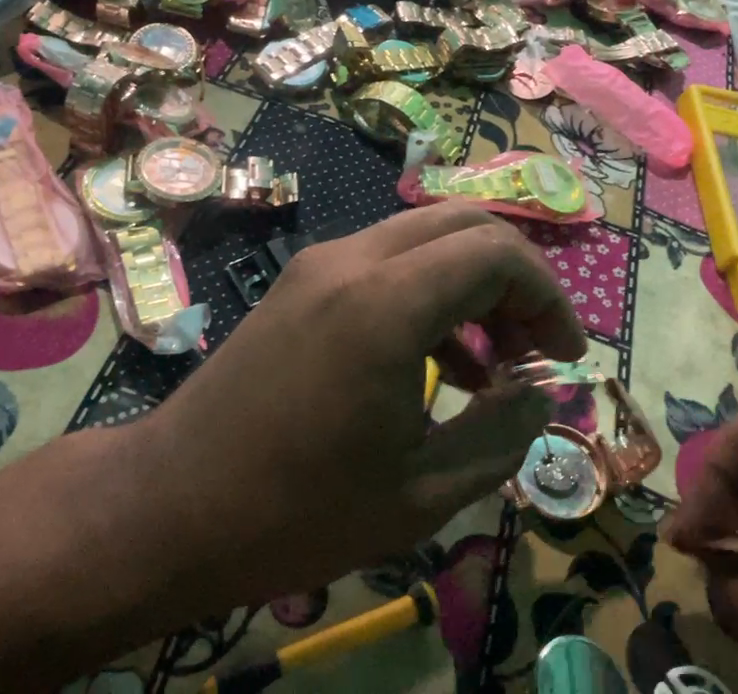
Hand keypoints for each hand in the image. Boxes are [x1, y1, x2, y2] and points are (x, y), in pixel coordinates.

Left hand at [142, 204, 585, 602]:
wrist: (172, 505)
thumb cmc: (298, 511)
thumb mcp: (423, 492)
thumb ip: (501, 435)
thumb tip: (540, 395)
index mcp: (386, 303)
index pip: (498, 254)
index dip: (548, 298)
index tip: (565, 358)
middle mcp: (352, 261)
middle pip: (464, 225)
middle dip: (514, 280)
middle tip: (533, 351)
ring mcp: (317, 267)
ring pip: (422, 239)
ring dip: (470, 286)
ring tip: (491, 368)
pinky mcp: (297, 285)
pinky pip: (382, 265)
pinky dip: (426, 295)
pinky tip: (436, 367)